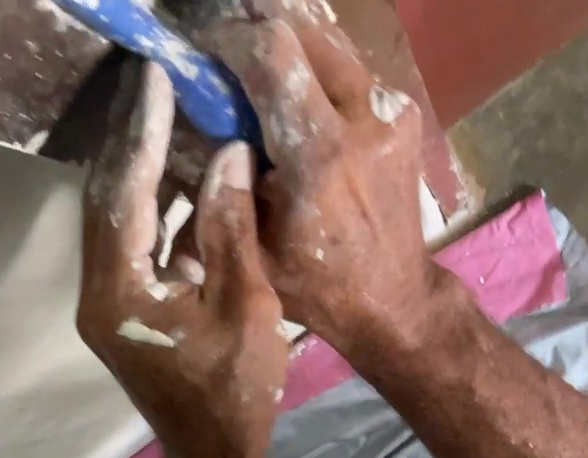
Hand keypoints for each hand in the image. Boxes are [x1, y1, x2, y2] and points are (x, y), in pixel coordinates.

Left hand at [78, 61, 286, 457]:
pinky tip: (187, 174)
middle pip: (106, 198)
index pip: (124, 194)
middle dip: (130, 138)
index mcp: (119, 293)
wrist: (212, 455)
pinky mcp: (124, 308)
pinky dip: (158, 208)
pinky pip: (135, 244)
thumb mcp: (245, 306)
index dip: (142, 132)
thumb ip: (231, 228)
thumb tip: (227, 155)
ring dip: (141, 167)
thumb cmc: (234, 393)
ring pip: (116, 218)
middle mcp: (98, 292)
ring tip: (168, 110)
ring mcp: (107, 302)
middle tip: (152, 79)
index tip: (156, 77)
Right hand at [204, 17, 448, 352]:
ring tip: (249, 69)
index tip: (197, 42)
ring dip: (286, 47)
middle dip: (256, 29)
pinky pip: (349, 70)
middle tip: (219, 46)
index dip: (227, 35)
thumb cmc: (314, 287)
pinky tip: (290, 99)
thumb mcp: (251, 249)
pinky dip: (313, 71)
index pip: (271, 54)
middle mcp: (363, 118)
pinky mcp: (403, 113)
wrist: (391, 298)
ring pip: (330, 43)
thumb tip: (184, 131)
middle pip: (304, 30)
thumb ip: (220, 188)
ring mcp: (391, 110)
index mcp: (319, 158)